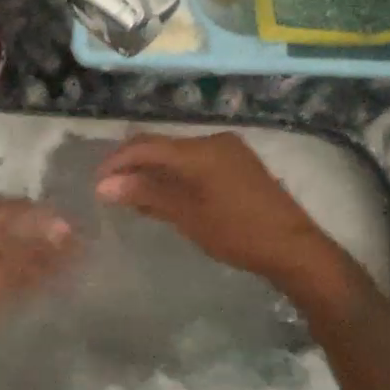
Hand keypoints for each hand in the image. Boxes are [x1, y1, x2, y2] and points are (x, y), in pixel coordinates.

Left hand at [0, 199, 75, 358]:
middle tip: (73, 247)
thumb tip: (70, 233)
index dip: (44, 216)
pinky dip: (20, 266)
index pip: (12, 208)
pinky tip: (40, 278)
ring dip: (33, 251)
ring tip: (64, 263)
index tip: (74, 230)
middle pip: (9, 223)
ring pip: (5, 243)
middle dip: (41, 232)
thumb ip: (34, 256)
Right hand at [95, 132, 328, 278]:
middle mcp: (213, 141)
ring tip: (132, 195)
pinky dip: (175, 175)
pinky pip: (195, 162)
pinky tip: (165, 195)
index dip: (116, 161)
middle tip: (109, 189)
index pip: (146, 145)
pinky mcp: (238, 165)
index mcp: (200, 150)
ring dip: (154, 171)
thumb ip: (146, 194)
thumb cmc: (238, 234)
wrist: (294, 248)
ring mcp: (229, 151)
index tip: (95, 183)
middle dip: (133, 164)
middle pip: (162, 145)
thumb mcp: (187, 216)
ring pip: (178, 154)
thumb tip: (104, 185)